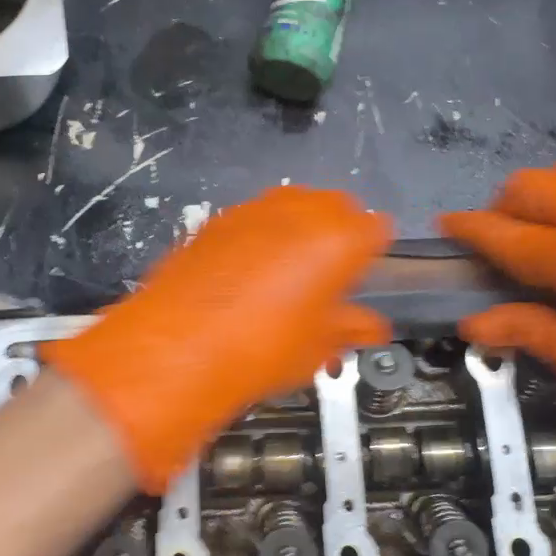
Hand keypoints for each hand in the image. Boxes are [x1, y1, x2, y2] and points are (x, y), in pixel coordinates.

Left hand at [44, 186, 391, 491]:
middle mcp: (298, 211)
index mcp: (339, 237)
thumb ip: (352, 328)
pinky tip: (250, 278)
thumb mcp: (318, 347)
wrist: (178, 347)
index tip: (365, 273)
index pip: (376, 227)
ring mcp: (253, 211)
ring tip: (289, 279)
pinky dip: (259, 238)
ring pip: (291, 208)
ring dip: (297, 233)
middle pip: (335, 207)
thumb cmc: (260, 347)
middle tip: (330, 278)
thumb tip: (367, 327)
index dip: (373, 252)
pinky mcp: (216, 221)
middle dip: (337, 235)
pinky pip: (252, 220)